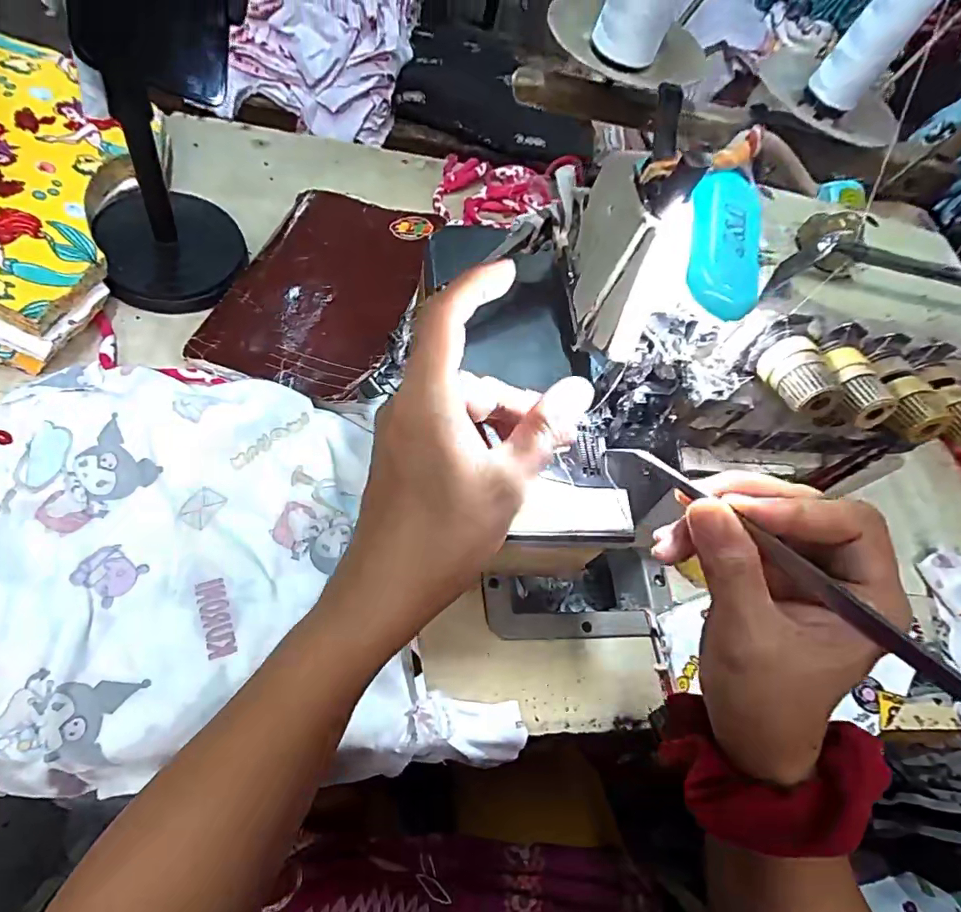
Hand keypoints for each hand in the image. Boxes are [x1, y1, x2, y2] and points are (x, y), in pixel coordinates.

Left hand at [324, 261, 591, 647]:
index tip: (509, 273)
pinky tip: (498, 475)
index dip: (476, 286)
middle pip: (466, 377)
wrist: (384, 589)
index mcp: (428, 398)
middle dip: (513, 400)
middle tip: (552, 437)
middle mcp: (406, 406)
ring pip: (458, 407)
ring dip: (497, 425)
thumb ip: (542, 430)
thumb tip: (577, 389)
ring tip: (530, 462)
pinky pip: (442, 430)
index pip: (445, 317)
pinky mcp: (399, 458)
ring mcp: (398, 433)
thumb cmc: (446, 535)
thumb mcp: (508, 482)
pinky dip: (475, 440)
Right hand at [651, 473, 908, 785]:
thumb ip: (730, 567)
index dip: (797, 509)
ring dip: (714, 521)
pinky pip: (742, 542)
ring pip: (766, 523)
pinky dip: (706, 538)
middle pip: (803, 515)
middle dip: (745, 506)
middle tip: (692, 502)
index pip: (852, 526)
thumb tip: (704, 506)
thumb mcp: (747, 634)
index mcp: (869, 597)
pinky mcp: (772, 579)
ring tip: (669, 536)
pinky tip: (674, 546)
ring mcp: (805, 577)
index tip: (737, 509)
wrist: (746, 741)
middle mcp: (844, 578)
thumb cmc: (763, 703)